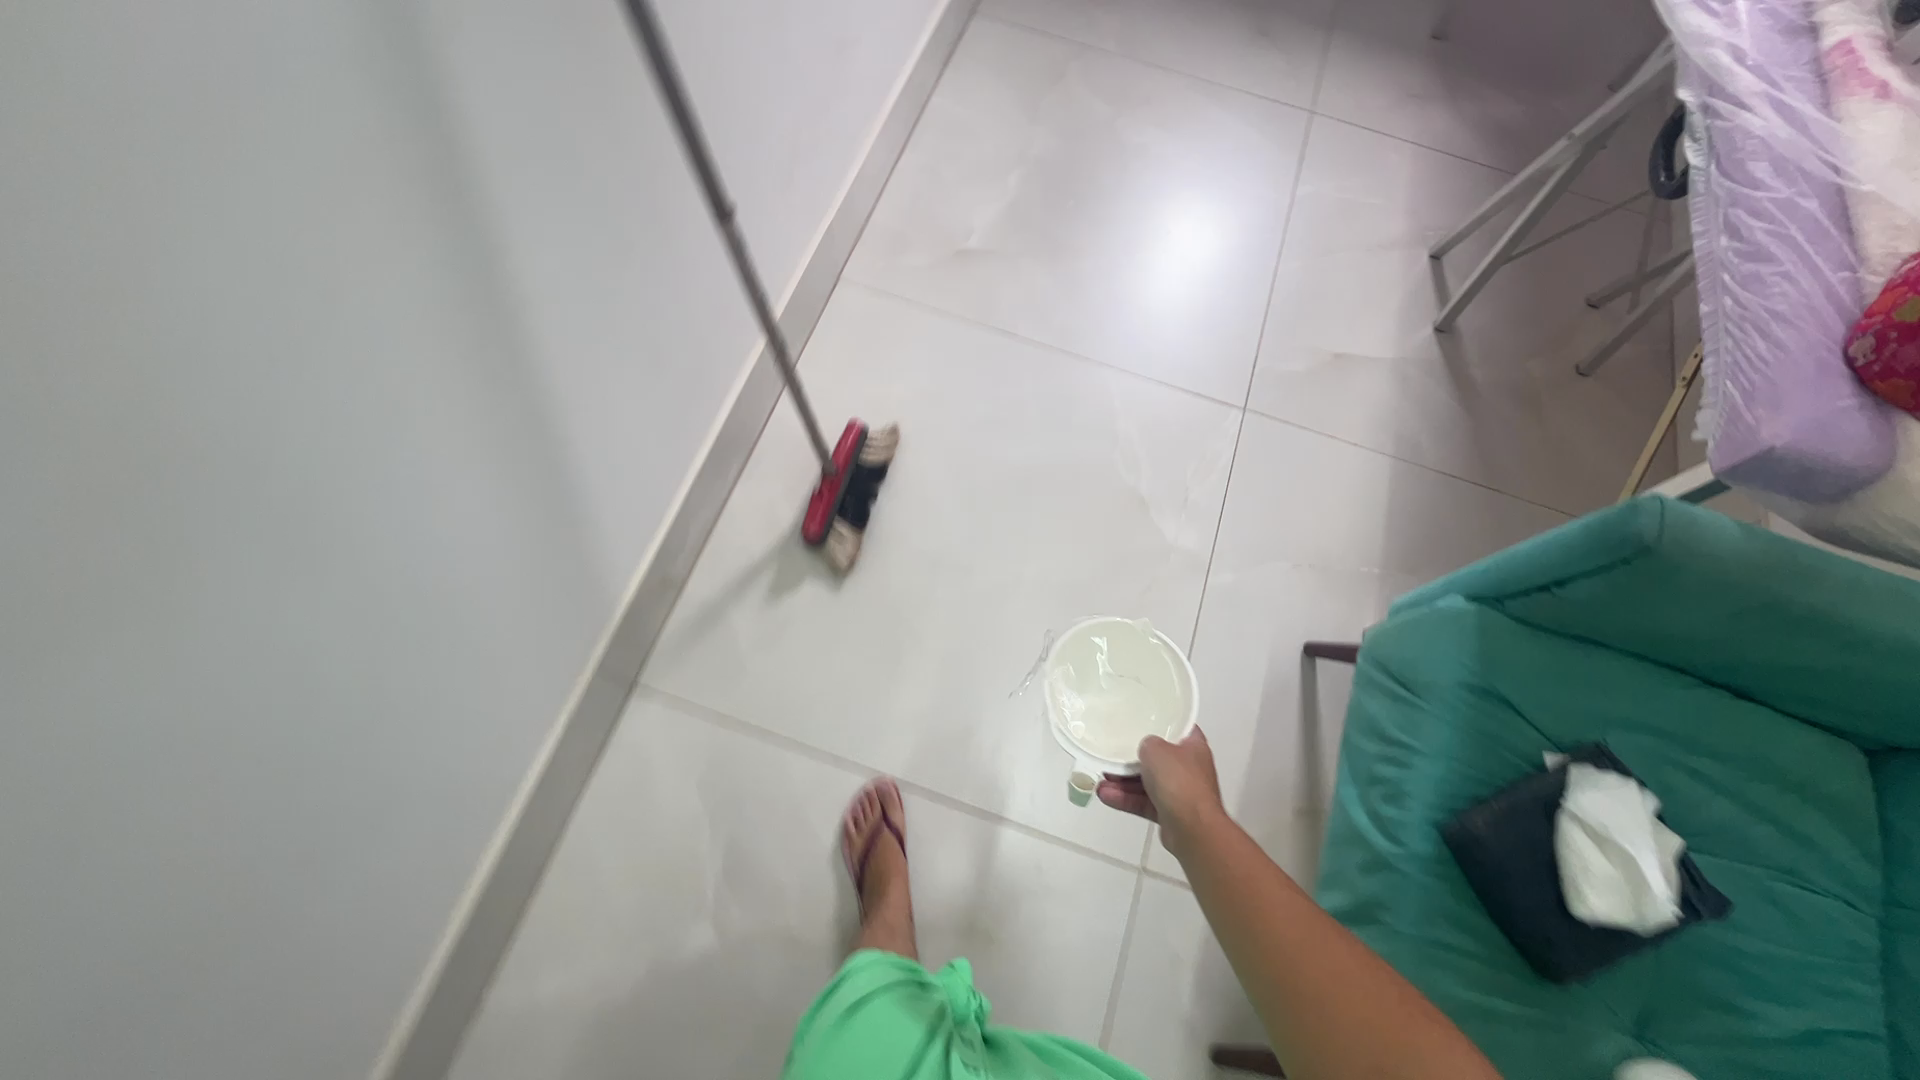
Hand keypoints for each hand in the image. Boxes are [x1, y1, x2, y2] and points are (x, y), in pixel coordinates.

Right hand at [1097, 727, 1227, 858]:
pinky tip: (1105, 796)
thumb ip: (1148, 744)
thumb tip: (1146, 749)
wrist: (1192, 828)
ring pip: (1147, 783)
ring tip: (1101, 780)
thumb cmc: (1178, 779)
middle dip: (1131, 760)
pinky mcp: (1169, 813)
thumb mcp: (1157, 749)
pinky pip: (1144, 802)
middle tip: (1110, 756)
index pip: (1178, 729)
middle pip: (1157, 759)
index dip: (1160, 724)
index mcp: (1193, 746)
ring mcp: (1179, 792)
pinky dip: (1126, 799)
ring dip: (1123, 782)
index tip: (1140, 721)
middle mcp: (1188, 768)